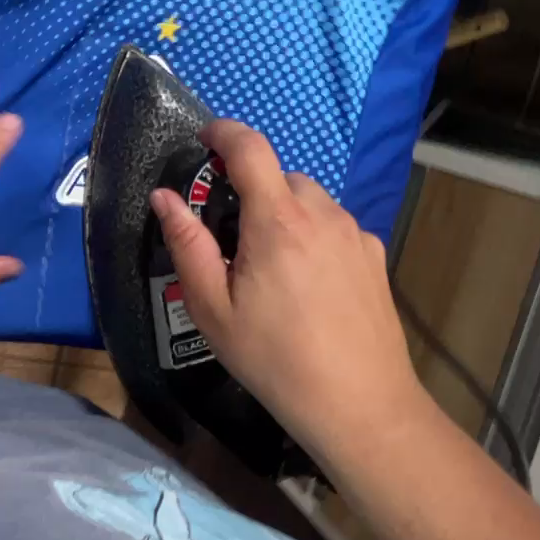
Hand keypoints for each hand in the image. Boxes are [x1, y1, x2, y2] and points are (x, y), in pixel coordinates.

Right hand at [149, 120, 428, 452]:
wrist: (361, 407)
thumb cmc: (274, 357)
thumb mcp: (211, 307)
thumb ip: (186, 244)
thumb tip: (164, 197)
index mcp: (277, 221)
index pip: (250, 149)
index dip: (224, 133)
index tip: (204, 140)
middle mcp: (322, 215)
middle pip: (280, 175)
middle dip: (250, 187)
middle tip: (228, 234)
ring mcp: (355, 235)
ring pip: (309, 199)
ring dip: (282, 210)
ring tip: (267, 262)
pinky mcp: (374, 257)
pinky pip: (333, 224)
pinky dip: (310, 232)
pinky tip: (304, 280)